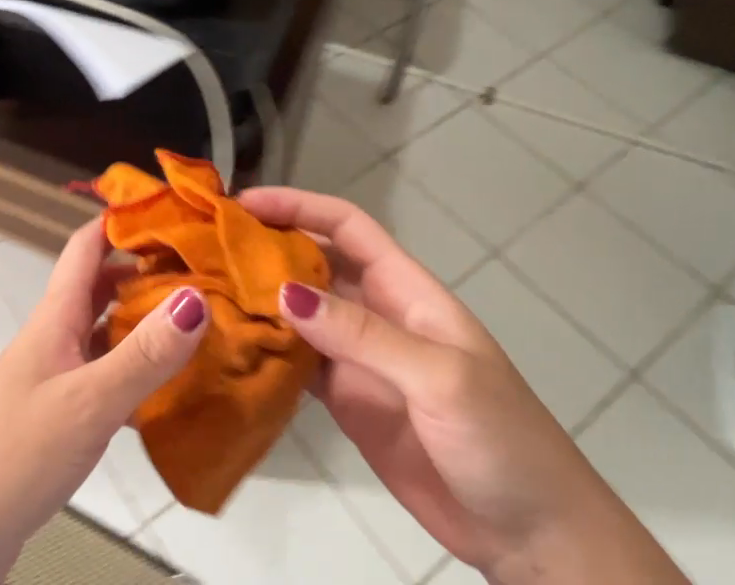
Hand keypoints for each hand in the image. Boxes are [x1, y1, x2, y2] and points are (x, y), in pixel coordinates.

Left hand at [0, 220, 206, 583]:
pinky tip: (168, 388)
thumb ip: (144, 354)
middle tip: (205, 269)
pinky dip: (136, 370)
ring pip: (104, 331)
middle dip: (147, 269)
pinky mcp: (56, 416)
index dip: (124, 218)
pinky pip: (104, 374)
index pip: (87, 245)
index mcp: (55, 319)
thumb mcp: (88, 403)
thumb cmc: (15, 454)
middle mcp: (53, 338)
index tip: (176, 208)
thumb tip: (195, 294)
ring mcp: (53, 377)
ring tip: (200, 322)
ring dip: (145, 320)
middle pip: (100, 285)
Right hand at [238, 187, 686, 584]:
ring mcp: (361, 362)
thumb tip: (284, 291)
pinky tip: (229, 351)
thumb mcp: (440, 377)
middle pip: (315, 266)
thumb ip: (363, 334)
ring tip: (203, 294)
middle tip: (205, 250)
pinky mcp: (348, 404)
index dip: (300, 207)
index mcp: (408, 292)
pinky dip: (266, 355)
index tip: (243, 203)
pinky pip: (299, 367)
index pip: (349, 228)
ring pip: (300, 316)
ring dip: (258, 302)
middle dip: (266, 250)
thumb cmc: (502, 439)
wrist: (531, 532)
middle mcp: (379, 317)